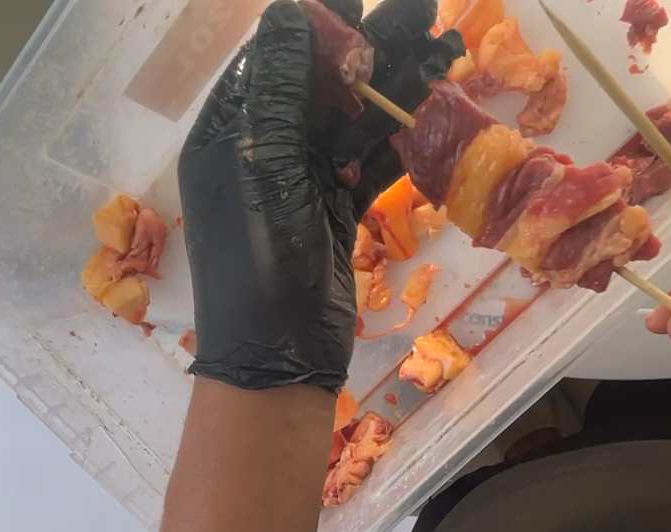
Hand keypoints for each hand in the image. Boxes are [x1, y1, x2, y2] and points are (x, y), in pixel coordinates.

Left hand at [180, 0, 460, 392]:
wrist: (280, 357)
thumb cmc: (260, 263)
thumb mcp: (262, 168)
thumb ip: (280, 91)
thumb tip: (292, 11)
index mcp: (229, 134)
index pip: (273, 60)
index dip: (317, 25)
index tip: (362, 1)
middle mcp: (262, 153)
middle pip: (319, 85)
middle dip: (369, 51)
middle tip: (424, 14)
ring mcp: (300, 185)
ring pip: (349, 124)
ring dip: (392, 93)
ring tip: (441, 53)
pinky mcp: (333, 214)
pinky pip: (365, 165)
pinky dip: (394, 143)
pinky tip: (427, 115)